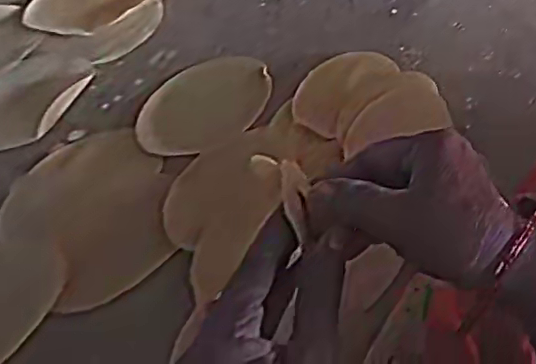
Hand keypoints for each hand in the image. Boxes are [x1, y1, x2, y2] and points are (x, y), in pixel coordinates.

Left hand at [179, 216, 347, 363]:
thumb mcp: (312, 355)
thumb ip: (320, 293)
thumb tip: (335, 232)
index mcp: (219, 333)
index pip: (257, 260)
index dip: (286, 222)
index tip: (311, 188)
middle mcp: (200, 341)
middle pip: (250, 278)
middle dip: (289, 243)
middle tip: (323, 209)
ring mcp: (205, 357)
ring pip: (247, 300)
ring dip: (285, 268)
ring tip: (319, 238)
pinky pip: (246, 321)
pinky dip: (275, 296)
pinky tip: (301, 282)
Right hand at [308, 131, 520, 290]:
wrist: (497, 256)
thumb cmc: (445, 230)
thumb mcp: (393, 217)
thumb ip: (354, 201)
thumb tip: (318, 189)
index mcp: (432, 143)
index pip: (374, 154)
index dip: (339, 179)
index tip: (310, 204)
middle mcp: (444, 149)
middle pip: (386, 170)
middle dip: (353, 201)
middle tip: (321, 229)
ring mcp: (452, 171)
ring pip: (398, 188)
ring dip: (368, 214)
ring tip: (337, 243)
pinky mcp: (455, 194)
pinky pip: (414, 199)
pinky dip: (389, 217)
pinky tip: (365, 242)